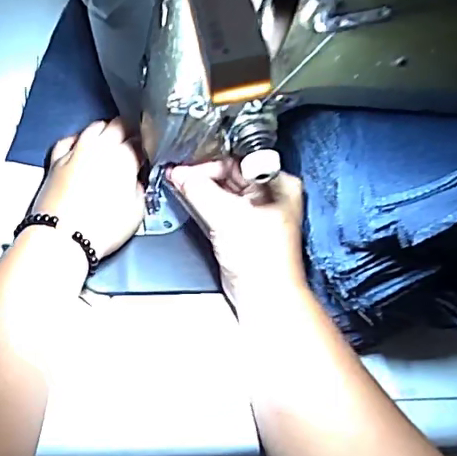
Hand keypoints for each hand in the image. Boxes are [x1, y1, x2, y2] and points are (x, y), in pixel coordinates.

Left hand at [26, 119, 144, 259]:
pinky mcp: (57, 161)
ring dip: (105, 131)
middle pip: (118, 125)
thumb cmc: (101, 228)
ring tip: (109, 142)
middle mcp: (100, 147)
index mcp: (125, 156)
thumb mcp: (136, 212)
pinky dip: (78, 140)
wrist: (63, 238)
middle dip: (128, 131)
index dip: (146, 147)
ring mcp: (76, 151)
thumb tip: (135, 181)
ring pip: (94, 126)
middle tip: (132, 143)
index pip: (140, 140)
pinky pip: (69, 140)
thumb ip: (139, 188)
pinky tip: (80, 147)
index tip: (146, 156)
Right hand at [168, 160, 306, 306]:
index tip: (185, 167)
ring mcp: (256, 213)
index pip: (237, 160)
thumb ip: (200, 190)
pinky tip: (190, 201)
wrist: (263, 295)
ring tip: (180, 186)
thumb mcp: (227, 215)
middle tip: (178, 177)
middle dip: (202, 177)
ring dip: (201, 191)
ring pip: (223, 192)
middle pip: (229, 175)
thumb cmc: (263, 260)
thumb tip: (180, 174)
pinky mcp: (242, 229)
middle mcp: (270, 195)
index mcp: (278, 183)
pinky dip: (204, 206)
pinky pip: (220, 209)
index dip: (209, 163)